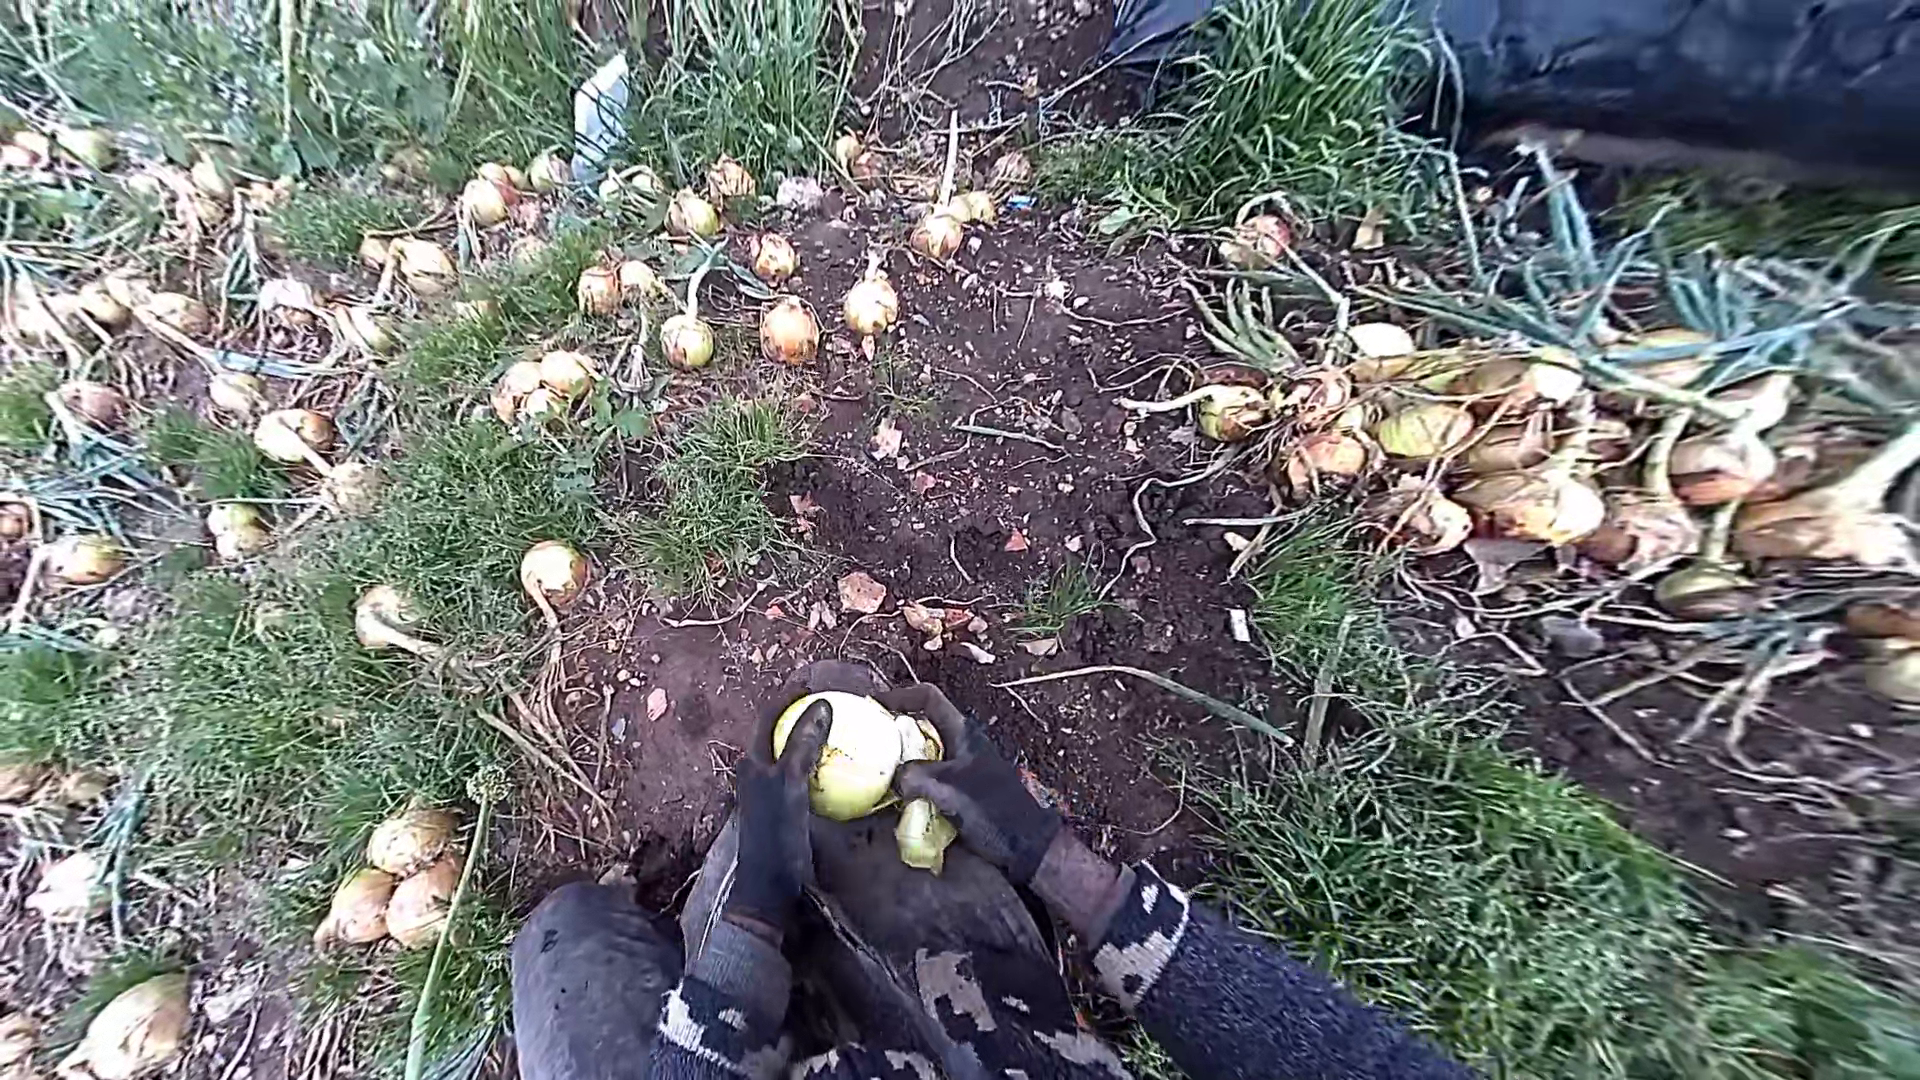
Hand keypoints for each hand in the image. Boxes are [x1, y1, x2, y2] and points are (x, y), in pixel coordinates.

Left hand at [725, 693, 830, 934]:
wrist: (770, 891)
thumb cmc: (775, 835)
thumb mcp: (789, 784)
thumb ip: (802, 744)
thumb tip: (822, 704)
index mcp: (753, 761)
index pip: (771, 713)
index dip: (791, 693)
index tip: (818, 679)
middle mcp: (760, 771)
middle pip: (784, 729)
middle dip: (806, 711)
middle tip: (838, 701)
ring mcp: (774, 789)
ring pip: (796, 751)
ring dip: (816, 736)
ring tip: (846, 726)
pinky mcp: (789, 805)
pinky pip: (808, 772)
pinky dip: (824, 761)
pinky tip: (845, 764)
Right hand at [881, 683, 1061, 884]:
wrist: (1025, 845)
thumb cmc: (993, 810)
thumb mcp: (951, 789)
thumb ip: (918, 777)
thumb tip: (894, 777)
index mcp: (962, 732)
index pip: (929, 698)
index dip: (900, 695)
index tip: (873, 706)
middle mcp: (960, 743)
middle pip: (922, 723)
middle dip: (895, 728)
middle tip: (868, 741)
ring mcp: (960, 766)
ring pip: (923, 751)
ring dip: (901, 758)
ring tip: (877, 769)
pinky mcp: (959, 788)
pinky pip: (927, 776)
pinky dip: (910, 781)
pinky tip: (897, 797)